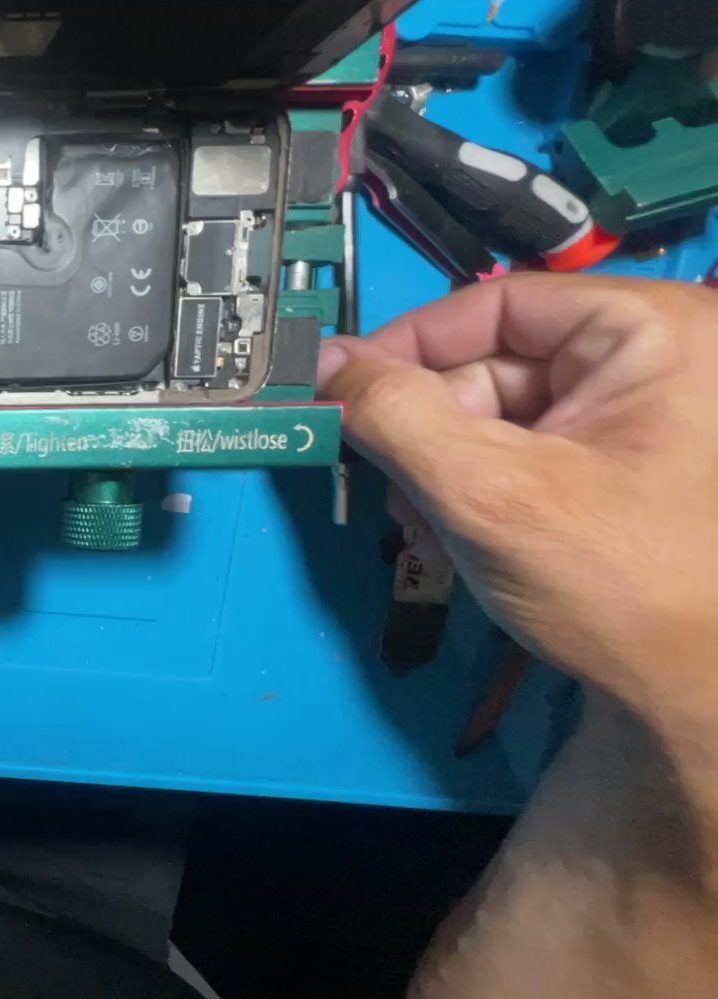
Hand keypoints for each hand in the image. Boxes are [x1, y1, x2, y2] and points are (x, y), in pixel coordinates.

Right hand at [319, 274, 717, 723]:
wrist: (694, 689)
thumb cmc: (616, 581)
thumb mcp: (484, 488)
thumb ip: (392, 414)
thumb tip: (321, 363)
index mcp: (659, 337)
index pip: (492, 306)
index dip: (402, 347)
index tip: (337, 397)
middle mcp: (650, 363)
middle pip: (481, 365)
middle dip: (418, 429)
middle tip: (386, 486)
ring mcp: (630, 417)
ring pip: (481, 413)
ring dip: (429, 466)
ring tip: (424, 520)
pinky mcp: (608, 461)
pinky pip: (501, 449)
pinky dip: (457, 485)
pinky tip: (451, 528)